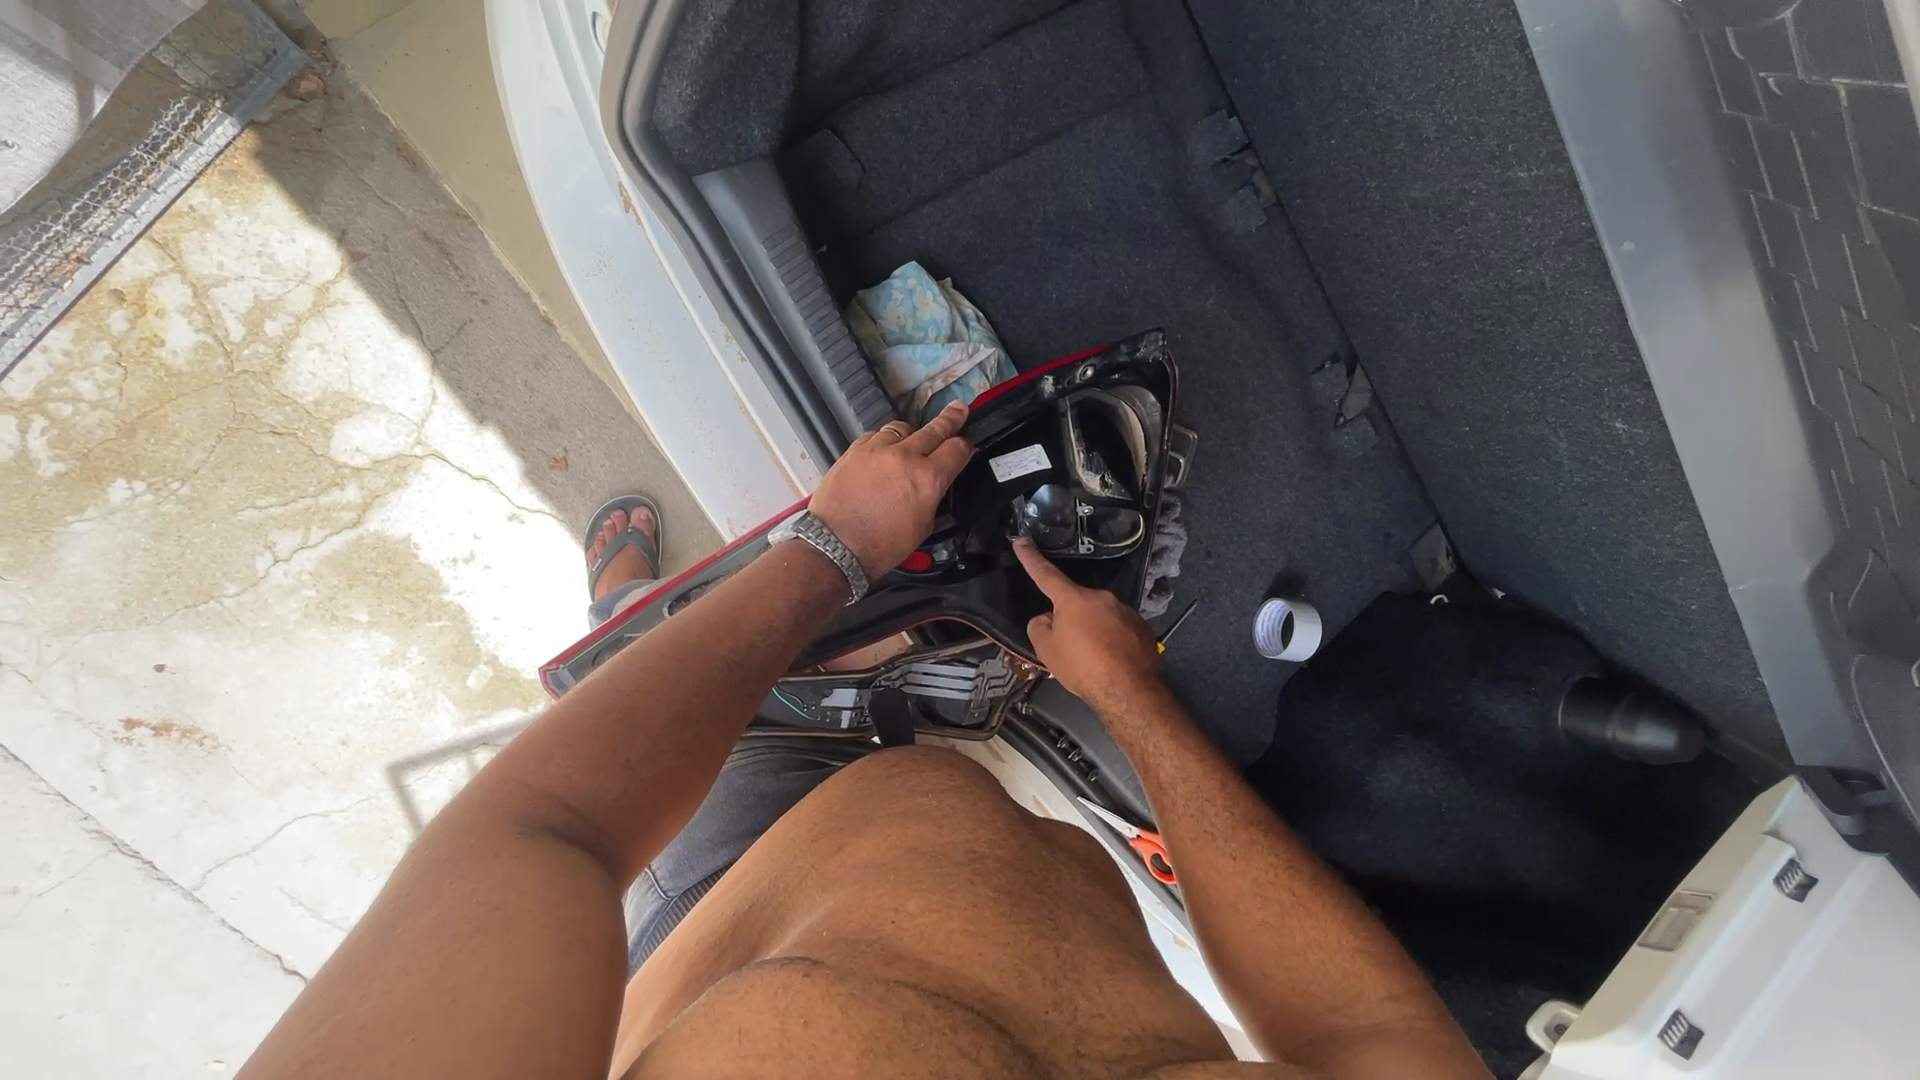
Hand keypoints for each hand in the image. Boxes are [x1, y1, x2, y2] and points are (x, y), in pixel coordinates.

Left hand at [809, 402, 972, 577]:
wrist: (835, 546)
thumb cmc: (881, 545)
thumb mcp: (923, 526)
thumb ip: (933, 496)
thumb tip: (934, 484)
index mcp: (929, 478)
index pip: (957, 450)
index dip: (966, 447)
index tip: (967, 445)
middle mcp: (905, 457)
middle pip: (935, 430)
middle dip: (950, 419)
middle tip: (958, 409)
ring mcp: (877, 450)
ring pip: (903, 428)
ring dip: (912, 433)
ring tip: (914, 439)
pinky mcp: (854, 450)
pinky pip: (876, 435)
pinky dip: (884, 441)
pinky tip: (884, 451)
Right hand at [1013, 538, 1164, 711]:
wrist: (1129, 691)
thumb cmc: (1083, 668)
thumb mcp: (1046, 651)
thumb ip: (1039, 626)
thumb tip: (1048, 618)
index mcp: (1073, 599)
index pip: (1046, 574)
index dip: (1031, 558)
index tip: (1020, 541)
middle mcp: (1101, 597)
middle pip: (1077, 604)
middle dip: (1071, 620)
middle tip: (1070, 647)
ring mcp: (1125, 610)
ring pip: (1100, 616)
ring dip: (1094, 631)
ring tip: (1095, 660)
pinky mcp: (1142, 626)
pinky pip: (1119, 628)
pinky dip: (1113, 640)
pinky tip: (1113, 661)